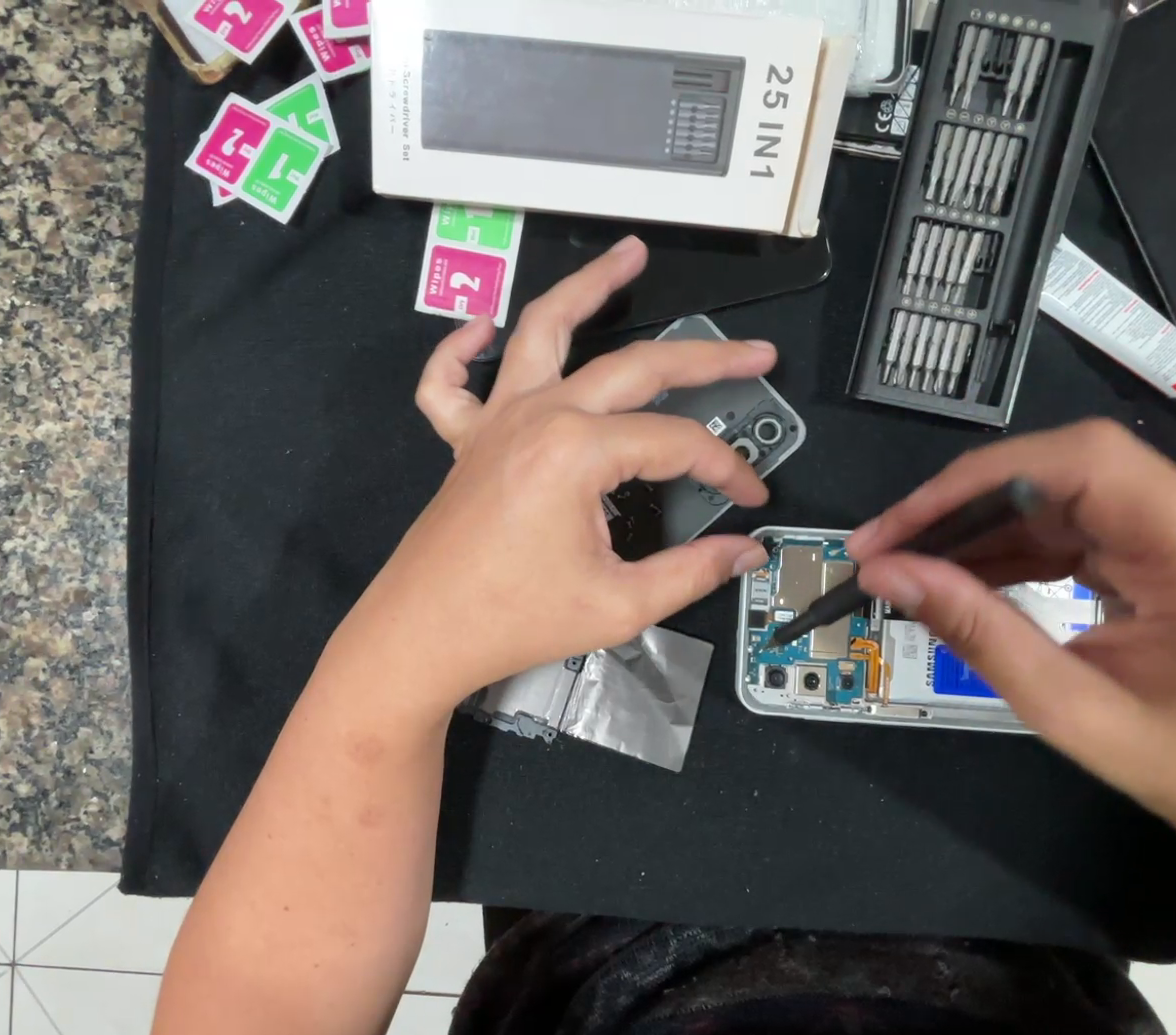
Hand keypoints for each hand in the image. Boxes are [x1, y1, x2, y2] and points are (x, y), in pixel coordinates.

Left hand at [338, 237, 775, 705]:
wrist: (422, 636)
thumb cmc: (511, 622)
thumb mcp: (617, 605)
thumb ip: (691, 573)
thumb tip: (744, 553)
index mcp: (577, 453)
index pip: (676, 443)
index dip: (726, 469)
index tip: (749, 499)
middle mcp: (537, 417)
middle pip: (635, 366)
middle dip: (704, 356)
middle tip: (753, 352)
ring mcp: (495, 422)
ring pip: (543, 330)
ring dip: (588, 289)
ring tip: (628, 256)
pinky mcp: (465, 442)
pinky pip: (452, 381)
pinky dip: (463, 348)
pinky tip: (481, 326)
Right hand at [846, 420, 1175, 854]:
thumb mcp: (1067, 710)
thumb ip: (976, 632)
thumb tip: (883, 572)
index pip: (1093, 466)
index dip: (983, 478)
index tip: (900, 527)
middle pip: (1069, 472)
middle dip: (962, 505)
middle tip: (882, 549)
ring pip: (1060, 490)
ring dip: (976, 524)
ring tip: (908, 565)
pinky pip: (1073, 516)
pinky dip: (1008, 541)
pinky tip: (959, 570)